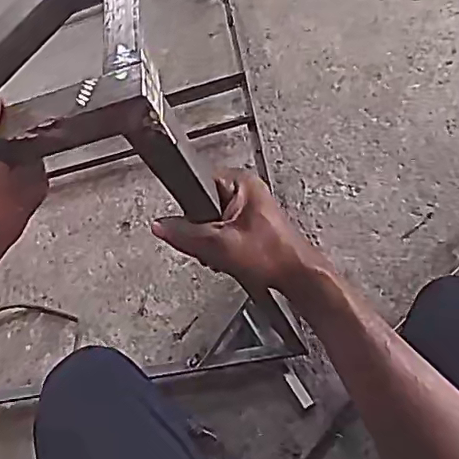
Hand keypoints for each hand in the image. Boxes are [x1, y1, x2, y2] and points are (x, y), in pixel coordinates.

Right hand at [151, 168, 332, 295]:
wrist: (296, 277)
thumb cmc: (274, 256)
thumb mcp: (219, 245)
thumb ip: (185, 234)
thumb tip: (162, 226)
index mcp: (242, 181)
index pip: (198, 183)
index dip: (191, 208)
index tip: (195, 225)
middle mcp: (248, 189)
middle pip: (203, 205)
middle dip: (204, 230)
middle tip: (217, 244)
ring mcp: (250, 207)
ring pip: (213, 222)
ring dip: (214, 242)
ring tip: (229, 253)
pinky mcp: (251, 225)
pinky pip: (224, 232)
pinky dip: (223, 247)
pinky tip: (233, 258)